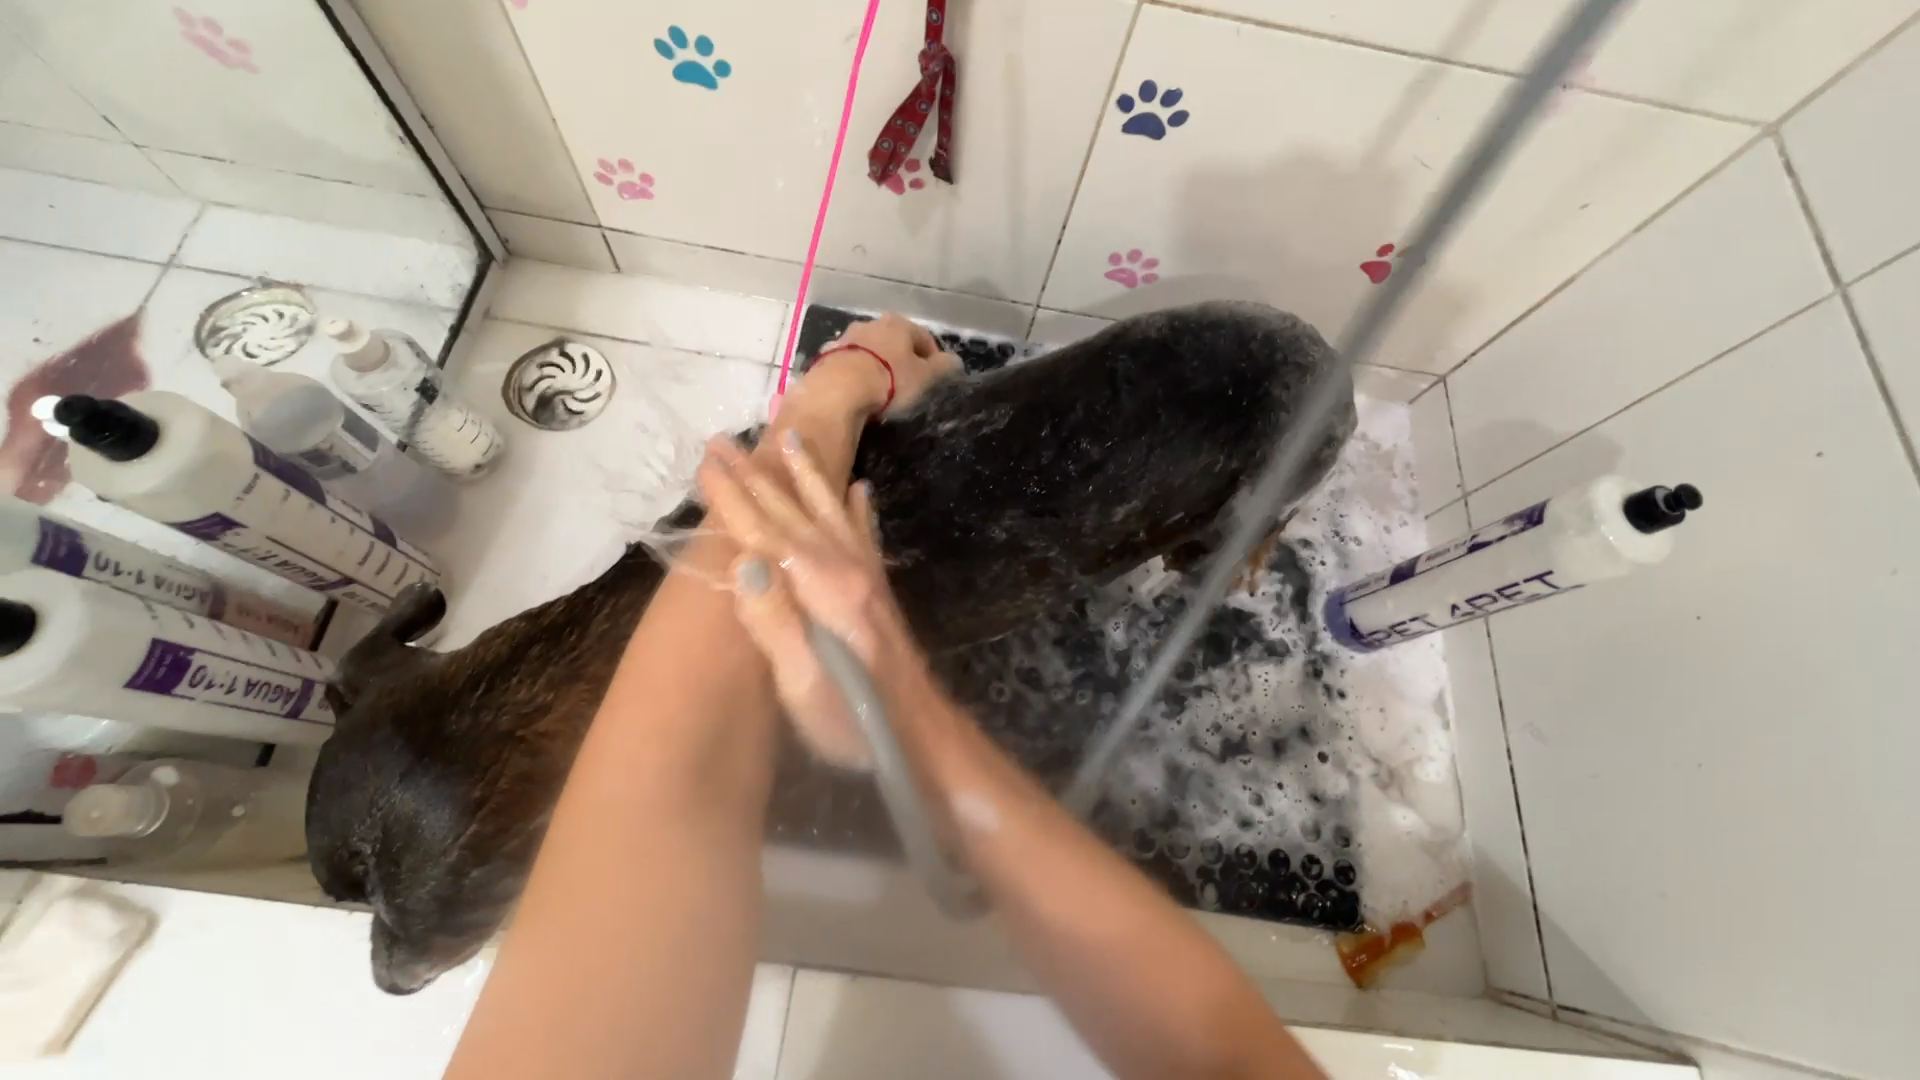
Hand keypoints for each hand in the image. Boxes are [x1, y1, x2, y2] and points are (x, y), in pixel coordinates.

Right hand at [695, 432, 931, 768]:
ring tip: (790, 438)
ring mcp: (866, 576)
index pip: (767, 533)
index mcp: (822, 590)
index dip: (734, 500)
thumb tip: (742, 561)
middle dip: (756, 476)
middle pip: (793, 513)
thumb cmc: (855, 720)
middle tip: (724, 440)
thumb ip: (774, 623)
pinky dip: (858, 509)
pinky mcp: (878, 589)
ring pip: (829, 511)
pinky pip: (866, 535)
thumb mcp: (803, 686)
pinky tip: (860, 489)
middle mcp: (847, 569)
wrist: (920, 731)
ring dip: (806, 476)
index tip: (706, 463)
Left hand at [804, 313, 960, 417]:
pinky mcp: (826, 356)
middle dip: (902, 360)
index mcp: (898, 324)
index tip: (935, 378)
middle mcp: (871, 324)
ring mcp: (845, 338)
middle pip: (893, 341)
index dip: (933, 358)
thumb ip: (942, 368)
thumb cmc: (890, 380)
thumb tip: (956, 361)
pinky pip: (849, 364)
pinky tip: (857, 392)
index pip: (924, 337)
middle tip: (908, 385)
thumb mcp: (924, 378)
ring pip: (869, 351)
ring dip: (876, 365)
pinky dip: (855, 374)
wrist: (838, 390)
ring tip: (880, 391)